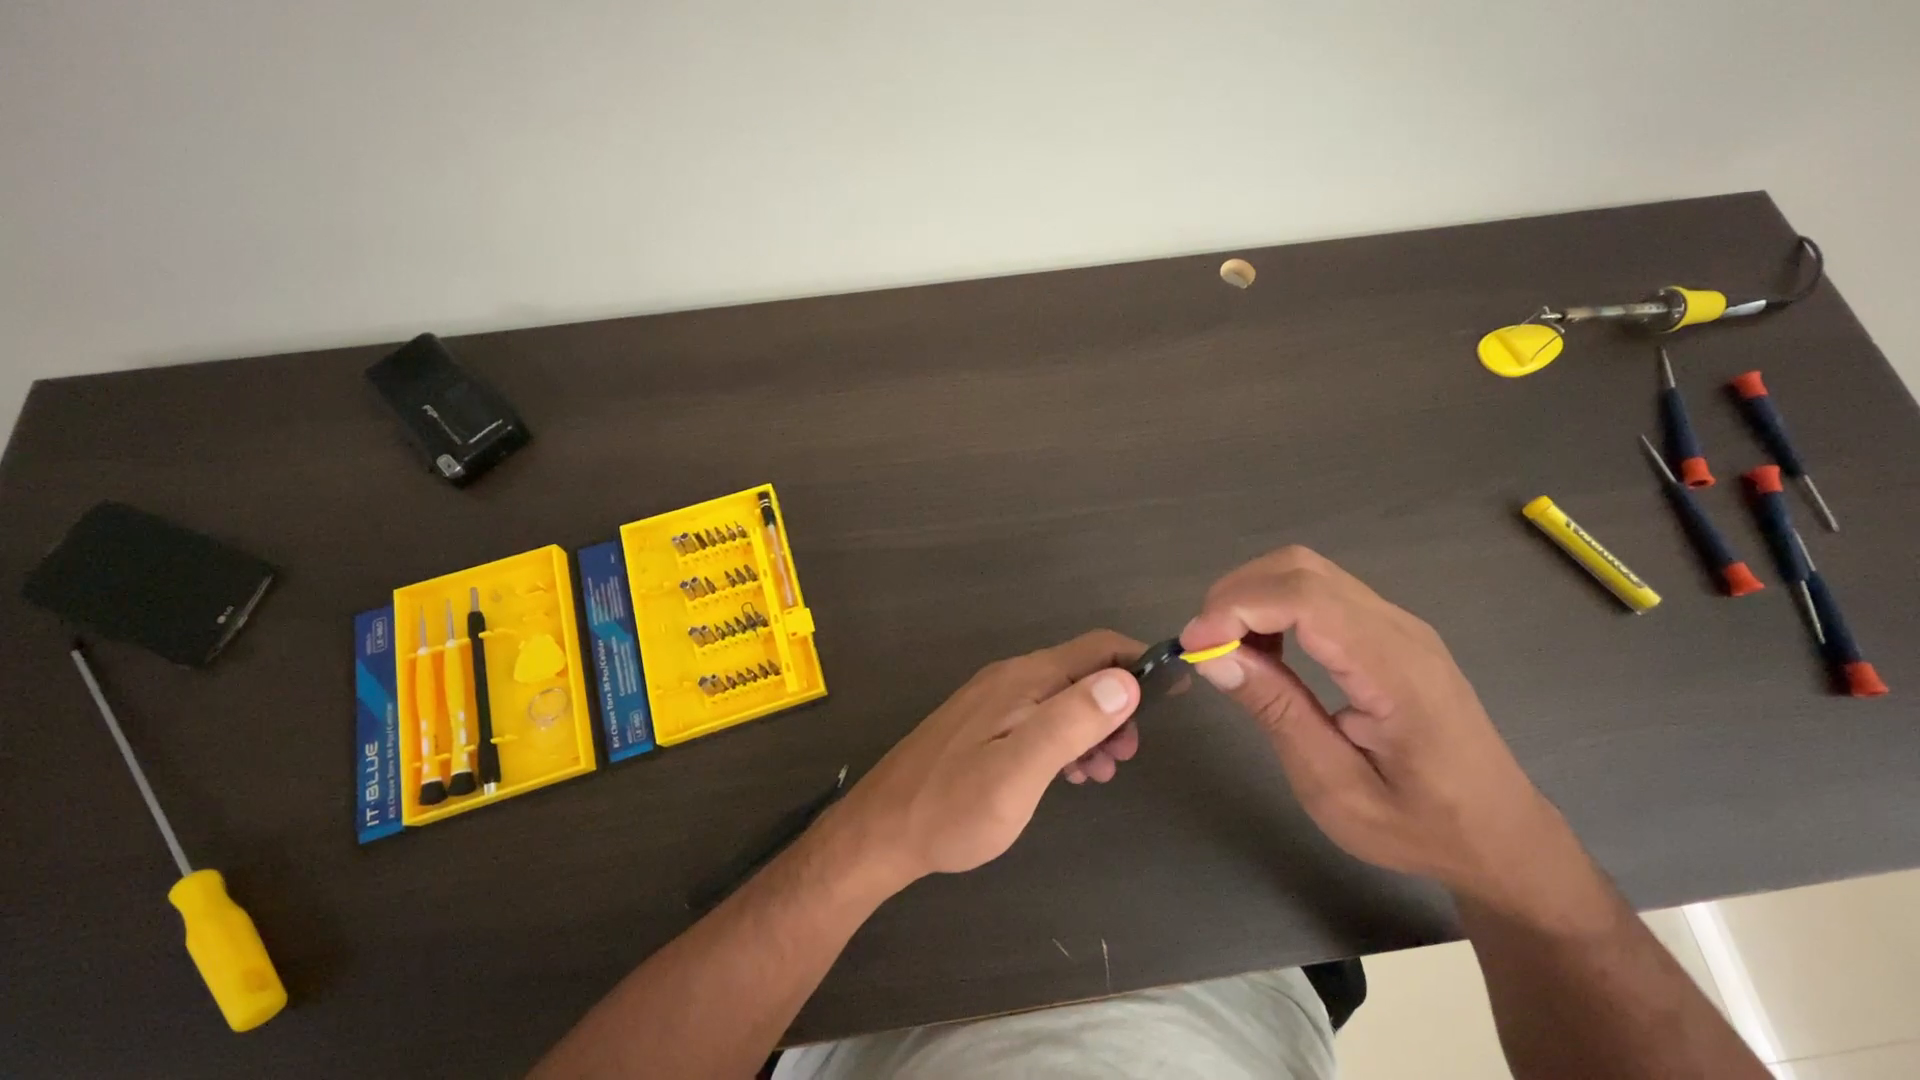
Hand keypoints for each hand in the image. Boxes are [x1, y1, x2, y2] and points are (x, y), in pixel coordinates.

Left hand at [831, 631, 1142, 888]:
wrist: (881, 833)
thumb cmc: (954, 808)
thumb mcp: (1020, 771)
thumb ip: (1071, 723)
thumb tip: (1126, 680)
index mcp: (1023, 681)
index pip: (1096, 648)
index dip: (1141, 663)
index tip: (1176, 695)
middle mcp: (1008, 681)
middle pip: (1081, 674)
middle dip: (1118, 707)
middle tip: (1126, 757)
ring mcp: (991, 703)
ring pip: (1061, 700)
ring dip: (1093, 728)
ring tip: (1101, 772)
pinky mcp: (981, 728)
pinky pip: (1038, 720)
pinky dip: (1065, 740)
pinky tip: (1067, 774)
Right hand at [1181, 547, 1564, 903]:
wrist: (1499, 835)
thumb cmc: (1418, 826)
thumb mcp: (1336, 788)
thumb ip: (1277, 712)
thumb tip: (1213, 655)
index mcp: (1395, 670)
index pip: (1306, 599)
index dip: (1238, 608)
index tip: (1194, 647)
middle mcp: (1400, 629)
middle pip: (1301, 569)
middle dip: (1236, 595)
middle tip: (1203, 648)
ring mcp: (1400, 625)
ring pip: (1308, 572)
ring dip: (1252, 598)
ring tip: (1226, 651)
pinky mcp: (1392, 631)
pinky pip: (1322, 593)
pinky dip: (1275, 607)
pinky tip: (1263, 651)